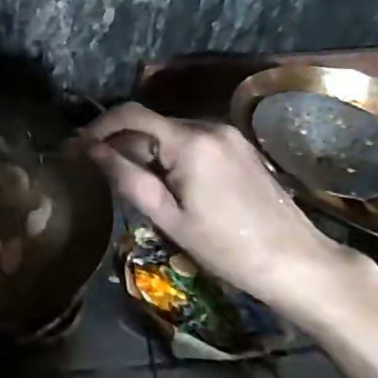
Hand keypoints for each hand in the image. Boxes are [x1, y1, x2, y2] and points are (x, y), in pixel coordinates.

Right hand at [81, 103, 367, 326]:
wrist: (299, 264)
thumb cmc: (227, 247)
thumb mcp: (168, 217)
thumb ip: (126, 177)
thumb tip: (91, 150)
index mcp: (190, 140)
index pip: (131, 114)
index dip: (99, 126)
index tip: (79, 146)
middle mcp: (209, 125)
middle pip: (151, 124)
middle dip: (124, 144)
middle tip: (106, 177)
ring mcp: (228, 133)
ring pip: (170, 133)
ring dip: (148, 152)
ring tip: (140, 188)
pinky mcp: (240, 146)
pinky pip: (192, 141)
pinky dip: (172, 156)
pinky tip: (173, 187)